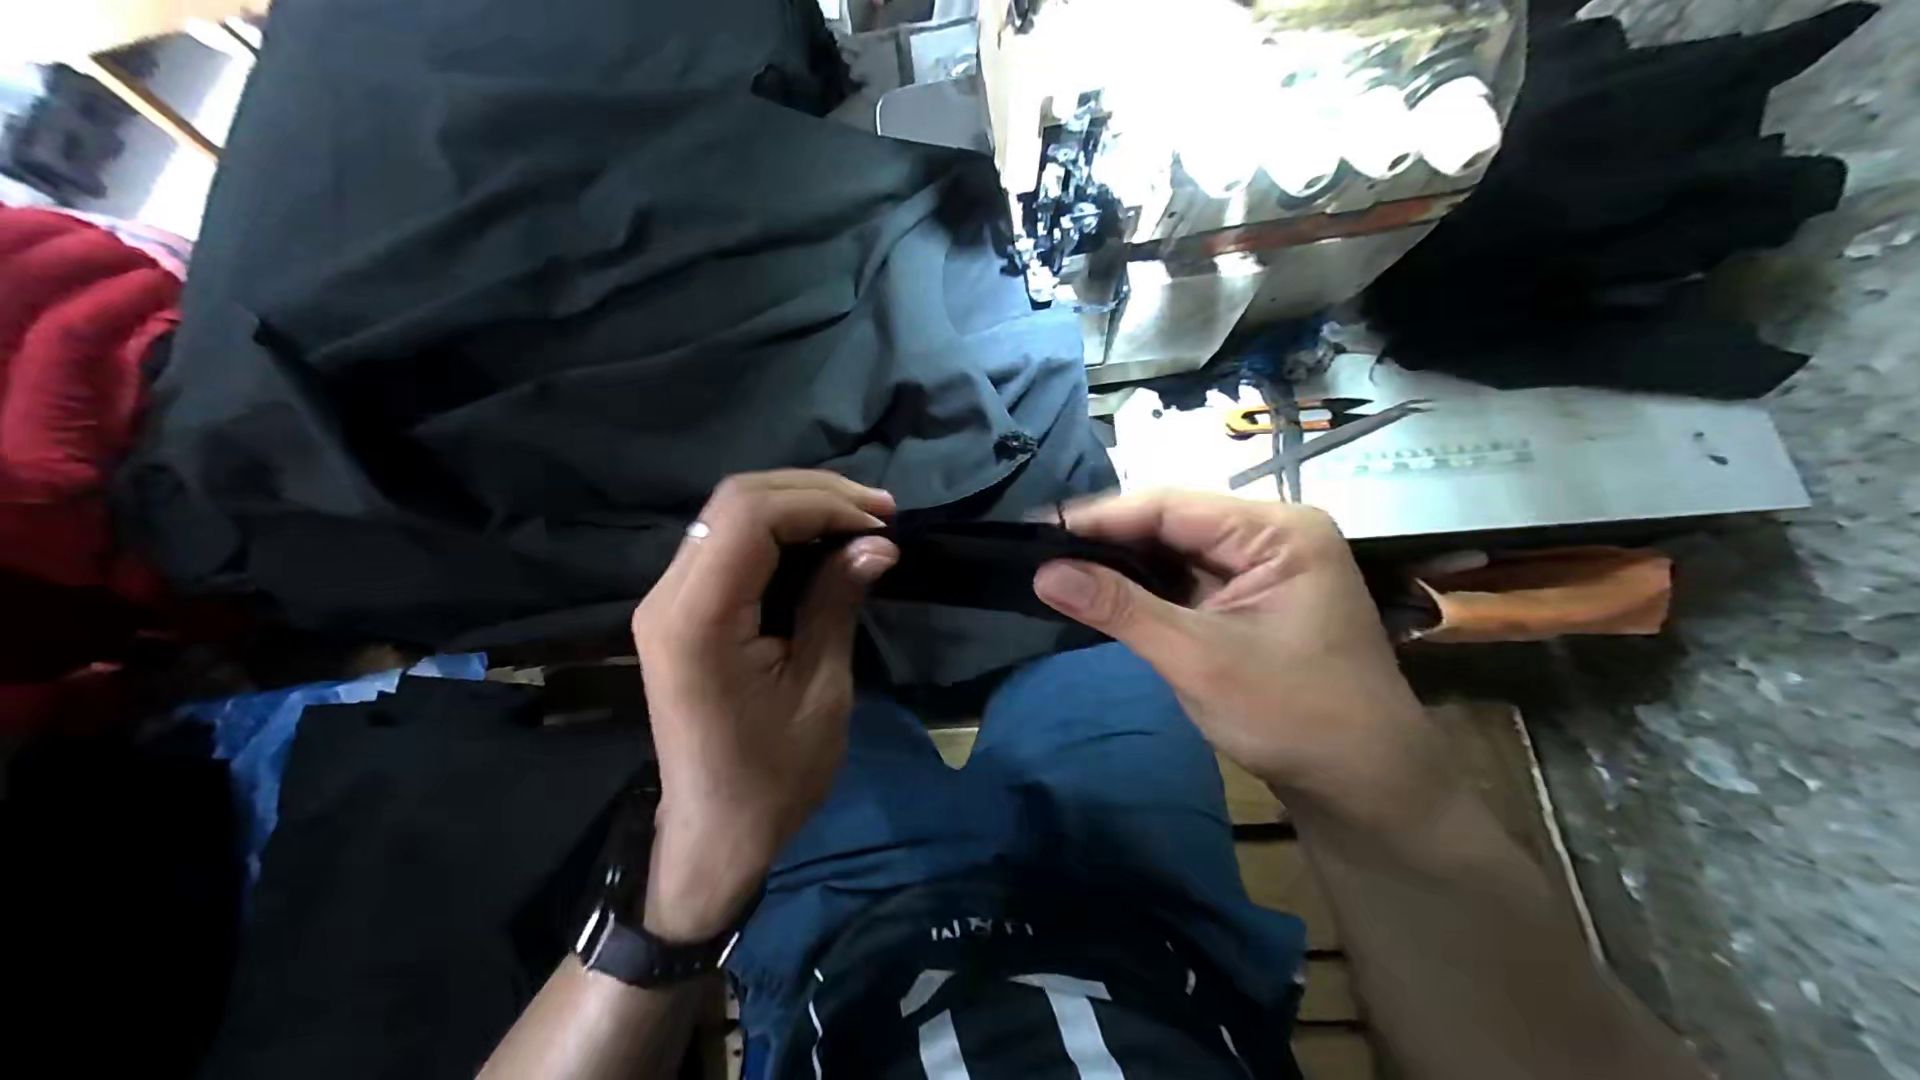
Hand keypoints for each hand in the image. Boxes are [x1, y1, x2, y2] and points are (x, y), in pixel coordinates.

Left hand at [630, 471, 897, 941]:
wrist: (716, 832)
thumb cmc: (774, 776)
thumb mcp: (821, 690)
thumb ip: (837, 603)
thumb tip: (877, 543)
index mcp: (698, 620)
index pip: (749, 517)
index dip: (821, 503)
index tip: (880, 522)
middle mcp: (669, 597)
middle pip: (735, 501)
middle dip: (813, 493)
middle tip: (878, 511)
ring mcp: (667, 601)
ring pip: (729, 514)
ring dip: (798, 505)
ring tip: (859, 519)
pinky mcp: (680, 610)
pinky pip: (728, 544)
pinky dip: (779, 530)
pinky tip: (821, 539)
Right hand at [1032, 492, 1453, 831]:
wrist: (1364, 788)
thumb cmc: (1293, 716)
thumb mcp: (1197, 658)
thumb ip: (1120, 608)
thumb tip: (1044, 573)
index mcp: (1277, 530)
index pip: (1170, 507)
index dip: (1101, 518)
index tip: (1039, 530)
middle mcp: (1272, 535)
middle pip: (1172, 523)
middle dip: (1108, 540)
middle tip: (1041, 552)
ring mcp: (1263, 567)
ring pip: (1175, 551)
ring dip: (1123, 564)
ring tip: (1060, 568)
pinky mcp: (1250, 597)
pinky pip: (1186, 579)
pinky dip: (1145, 588)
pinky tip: (1105, 591)